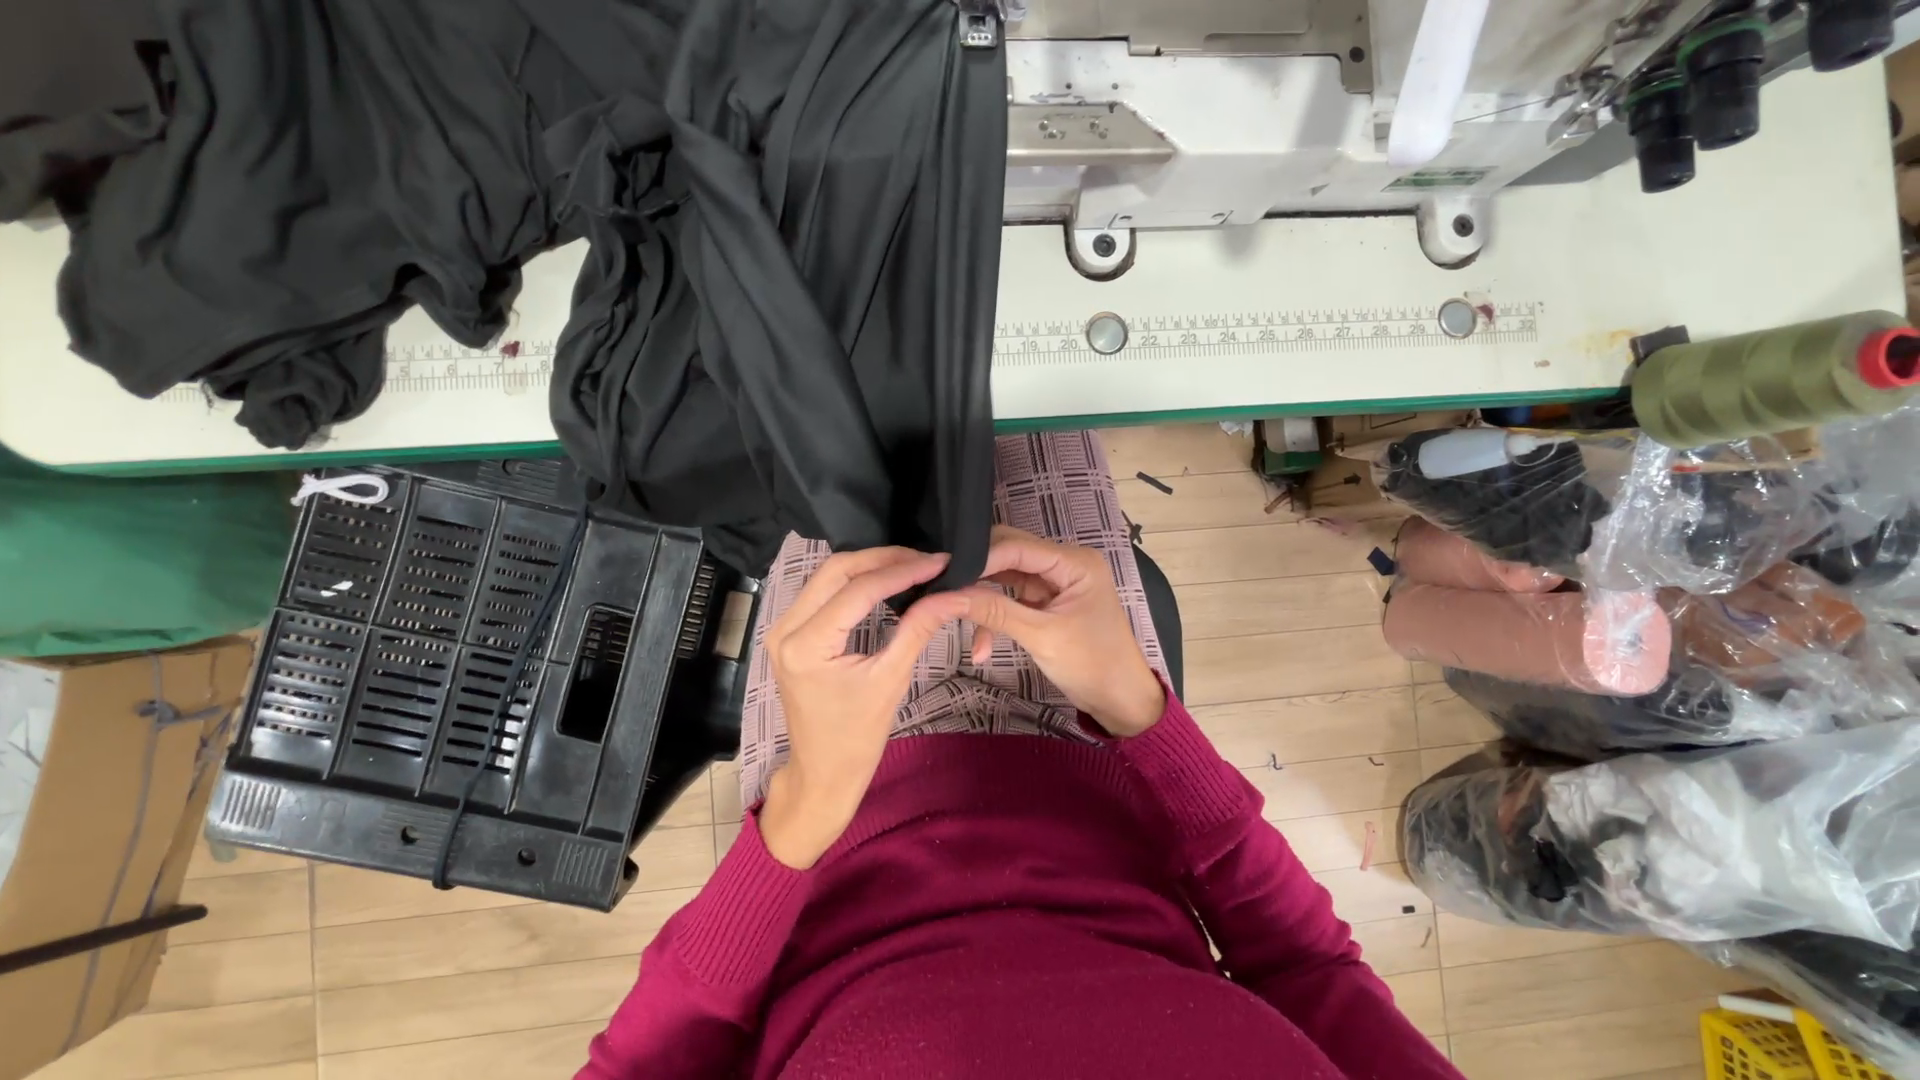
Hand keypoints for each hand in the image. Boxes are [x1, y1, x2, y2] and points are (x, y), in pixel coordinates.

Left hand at [758, 547, 966, 868]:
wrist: (823, 772)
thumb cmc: (857, 737)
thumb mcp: (891, 680)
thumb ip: (918, 629)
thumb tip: (953, 594)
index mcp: (806, 645)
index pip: (858, 590)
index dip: (902, 571)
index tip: (939, 562)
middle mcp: (785, 629)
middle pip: (836, 570)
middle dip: (884, 559)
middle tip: (927, 559)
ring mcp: (782, 629)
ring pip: (828, 576)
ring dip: (869, 566)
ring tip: (912, 566)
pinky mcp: (790, 632)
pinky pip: (823, 592)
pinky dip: (855, 581)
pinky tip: (886, 581)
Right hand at [957, 525, 1166, 737]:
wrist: (1121, 701)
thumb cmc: (1092, 664)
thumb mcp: (1040, 637)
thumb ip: (994, 612)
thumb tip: (947, 596)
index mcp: (1074, 562)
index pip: (1018, 546)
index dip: (980, 557)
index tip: (943, 572)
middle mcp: (1064, 563)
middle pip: (1009, 553)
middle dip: (976, 572)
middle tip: (941, 586)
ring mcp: (1054, 582)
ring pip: (1005, 576)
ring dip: (981, 598)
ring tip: (950, 611)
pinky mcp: (1046, 602)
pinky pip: (1011, 598)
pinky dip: (995, 618)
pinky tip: (979, 649)